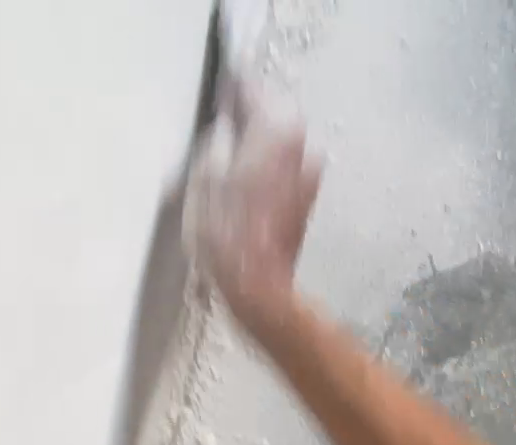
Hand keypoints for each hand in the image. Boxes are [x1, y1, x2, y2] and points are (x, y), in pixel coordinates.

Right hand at [189, 80, 323, 323]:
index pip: (251, 88)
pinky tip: (244, 188)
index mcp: (277, 128)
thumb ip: (219, 138)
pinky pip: (283, 169)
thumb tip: (227, 129)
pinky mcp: (307, 199)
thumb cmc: (226, 231)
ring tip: (229, 163)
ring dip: (257, 147)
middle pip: (270, 115)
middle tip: (219, 130)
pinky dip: (266, 170)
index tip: (216, 95)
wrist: (258, 285)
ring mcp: (310, 174)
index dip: (230, 91)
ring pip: (278, 144)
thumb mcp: (205, 174)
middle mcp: (302, 144)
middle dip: (247, 120)